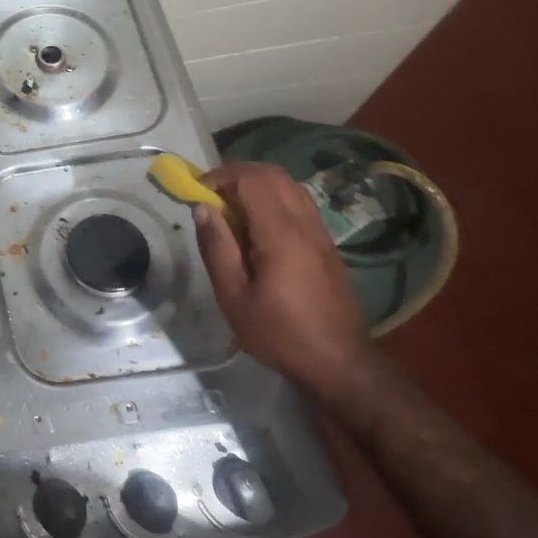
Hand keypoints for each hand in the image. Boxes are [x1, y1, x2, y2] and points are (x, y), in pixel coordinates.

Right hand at [193, 162, 368, 397]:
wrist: (339, 363)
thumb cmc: (280, 333)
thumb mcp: (233, 296)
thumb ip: (216, 248)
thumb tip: (203, 208)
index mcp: (280, 234)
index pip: (252, 180)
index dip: (221, 177)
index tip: (198, 194)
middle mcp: (304, 224)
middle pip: (273, 174)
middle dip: (237, 174)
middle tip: (212, 196)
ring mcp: (320, 233)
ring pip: (289, 185)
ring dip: (257, 184)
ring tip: (231, 209)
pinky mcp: (326, 244)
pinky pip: (299, 203)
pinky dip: (273, 199)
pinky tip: (256, 227)